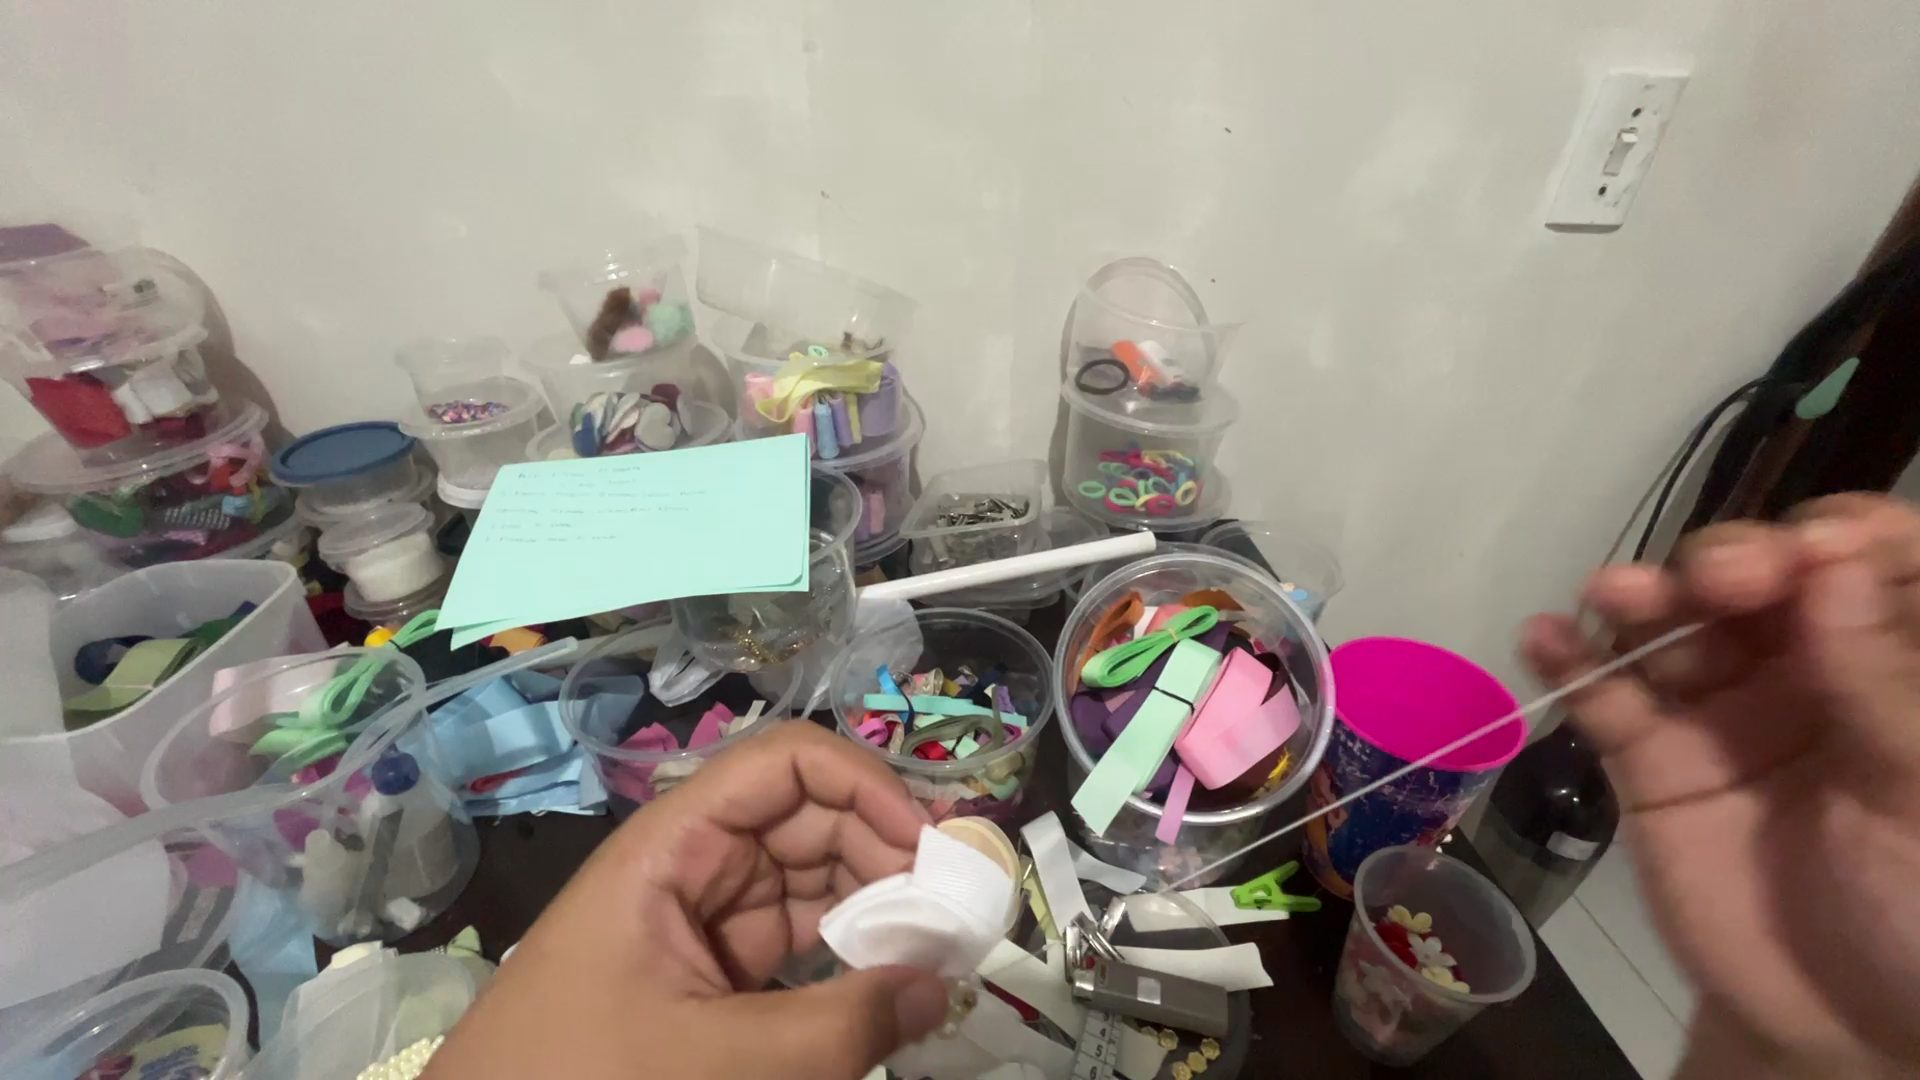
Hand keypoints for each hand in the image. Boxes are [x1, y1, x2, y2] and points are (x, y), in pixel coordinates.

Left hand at [425, 723, 950, 1079]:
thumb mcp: (714, 1067)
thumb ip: (840, 1029)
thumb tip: (940, 987)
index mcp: (679, 842)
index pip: (785, 762)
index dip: (861, 782)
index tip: (922, 842)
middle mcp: (700, 857)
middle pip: (811, 813)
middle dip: (883, 844)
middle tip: (949, 899)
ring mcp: (710, 911)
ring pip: (813, 871)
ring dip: (875, 895)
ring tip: (935, 937)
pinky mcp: (719, 964)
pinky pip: (801, 929)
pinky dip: (850, 944)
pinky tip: (891, 972)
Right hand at [1522, 495, 1919, 1077]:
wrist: (1845, 1027)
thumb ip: (1883, 685)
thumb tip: (1831, 565)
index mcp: (1899, 672)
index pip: (1874, 568)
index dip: (1843, 539)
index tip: (1811, 546)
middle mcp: (1807, 674)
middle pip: (1753, 586)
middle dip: (1727, 565)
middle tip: (1712, 579)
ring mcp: (1717, 711)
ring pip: (1667, 630)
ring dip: (1636, 603)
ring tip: (1611, 594)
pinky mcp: (1643, 753)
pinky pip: (1601, 697)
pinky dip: (1566, 662)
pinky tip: (1542, 637)